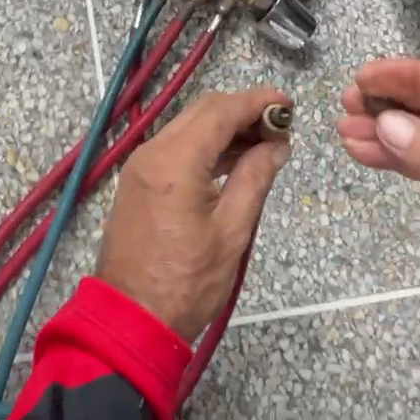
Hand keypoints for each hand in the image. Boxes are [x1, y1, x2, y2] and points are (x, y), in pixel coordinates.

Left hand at [96, 86, 293, 341]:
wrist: (131, 318)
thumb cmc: (187, 281)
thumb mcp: (231, 232)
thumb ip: (254, 179)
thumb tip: (276, 144)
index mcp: (175, 160)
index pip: (220, 111)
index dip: (257, 101)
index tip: (288, 103)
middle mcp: (153, 151)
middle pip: (202, 111)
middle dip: (242, 111)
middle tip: (280, 126)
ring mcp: (141, 164)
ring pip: (188, 126)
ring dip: (225, 127)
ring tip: (265, 143)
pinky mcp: (139, 179)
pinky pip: (176, 146)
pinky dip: (205, 144)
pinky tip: (233, 159)